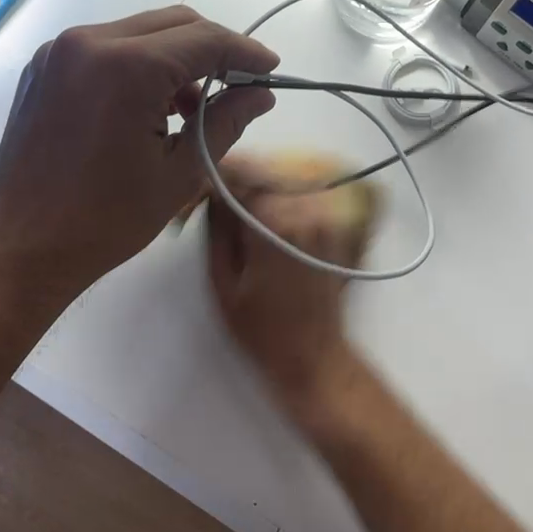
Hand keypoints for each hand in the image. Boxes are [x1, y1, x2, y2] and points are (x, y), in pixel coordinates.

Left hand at [0, 6, 278, 301]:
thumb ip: (227, 121)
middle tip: (240, 85)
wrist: (21, 247)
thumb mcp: (181, 173)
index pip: (204, 40)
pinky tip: (151, 106)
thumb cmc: (106, 220)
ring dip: (177, 57)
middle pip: (173, 23)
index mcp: (125, 67)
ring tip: (193, 107)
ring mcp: (60, 51)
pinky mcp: (45, 66)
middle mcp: (89, 42)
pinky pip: (108, 47)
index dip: (244, 51)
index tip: (271, 68)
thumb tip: (261, 94)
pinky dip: (140, 64)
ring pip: (140, 31)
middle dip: (213, 49)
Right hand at [205, 157, 373, 418]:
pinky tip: (262, 215)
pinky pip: (302, 198)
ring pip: (284, 182)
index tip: (198, 179)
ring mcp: (325, 218)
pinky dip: (281, 197)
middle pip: (264, 175)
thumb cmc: (261, 330)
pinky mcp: (335, 227)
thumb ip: (217, 230)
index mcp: (274, 224)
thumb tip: (210, 192)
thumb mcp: (222, 283)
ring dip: (259, 185)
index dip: (216, 174)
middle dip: (237, 179)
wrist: (313, 357)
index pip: (241, 177)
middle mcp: (305, 212)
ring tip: (233, 204)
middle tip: (211, 195)